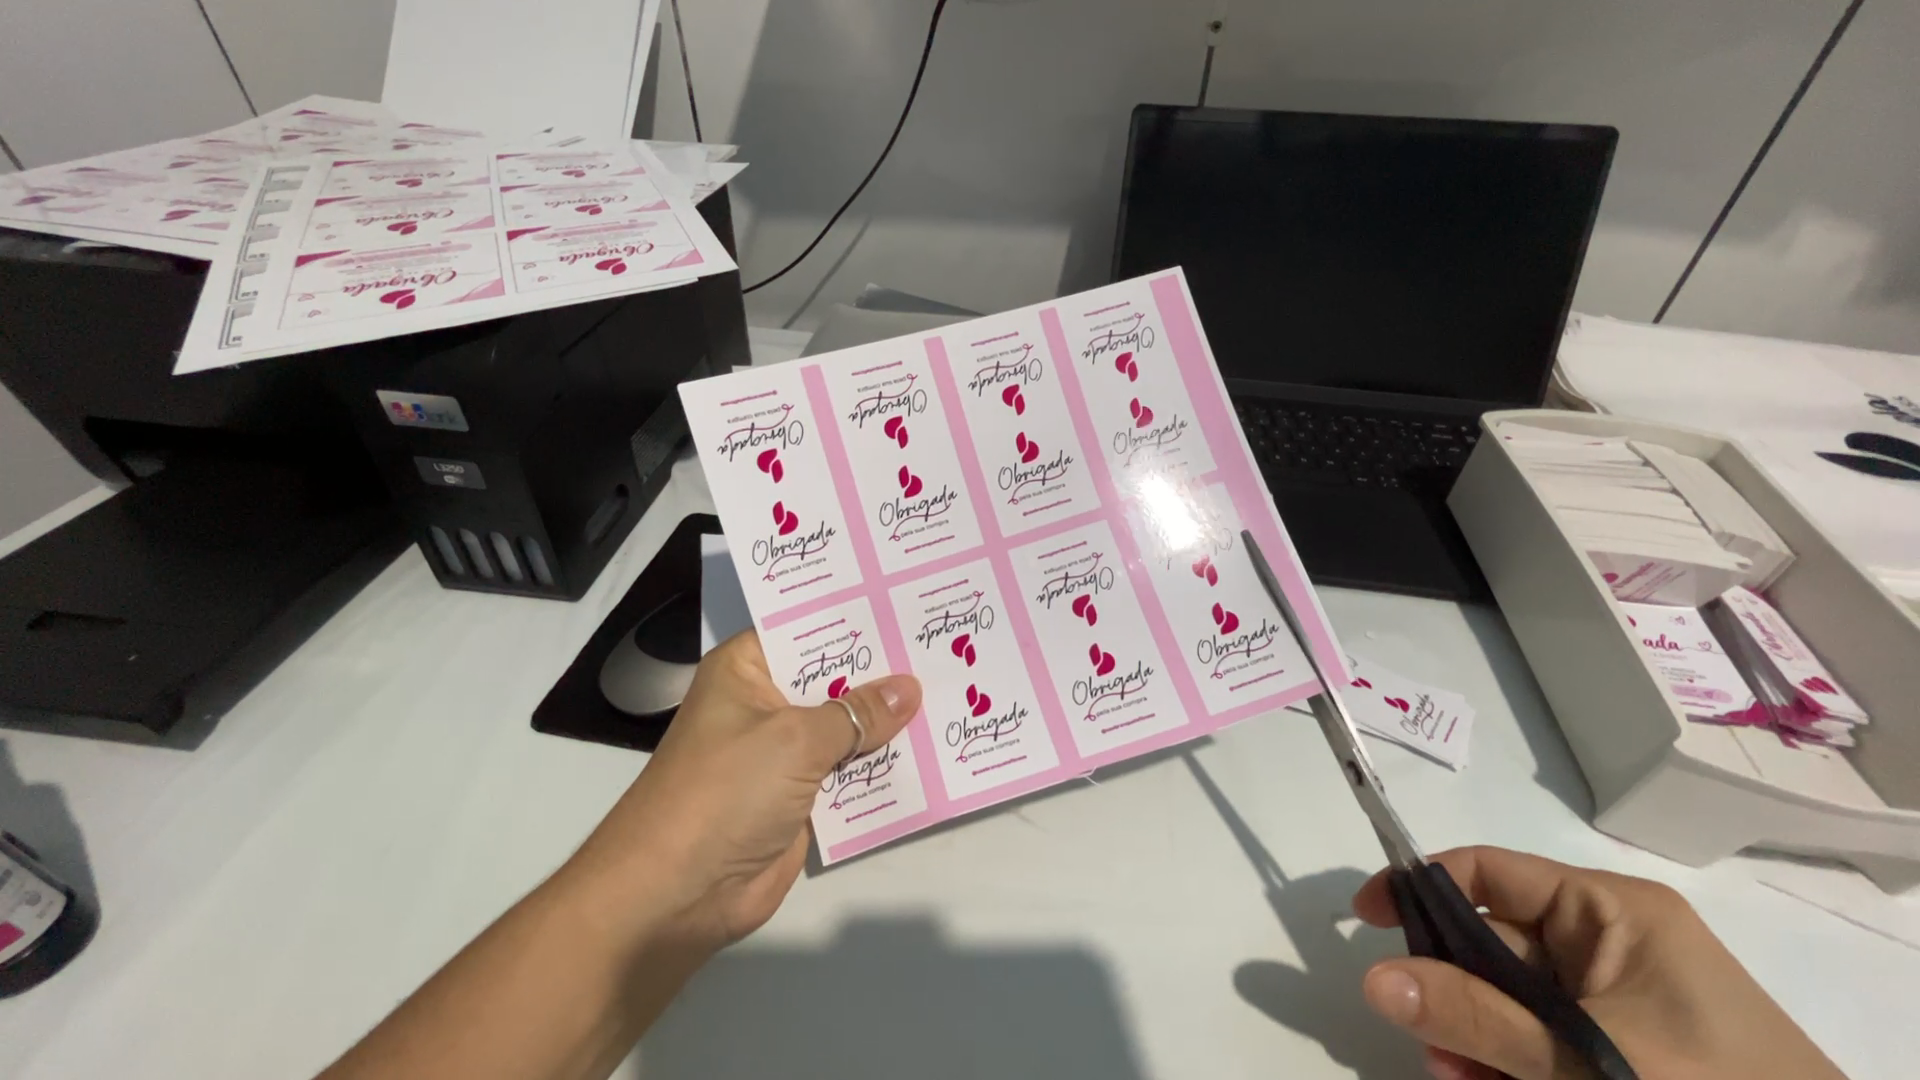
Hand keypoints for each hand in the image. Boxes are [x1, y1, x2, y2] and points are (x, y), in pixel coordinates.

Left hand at [566, 630, 919, 948]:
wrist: (676, 894)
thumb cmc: (726, 792)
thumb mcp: (796, 739)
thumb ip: (858, 713)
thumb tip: (910, 688)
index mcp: (748, 669)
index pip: (807, 629)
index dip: (856, 618)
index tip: (908, 603)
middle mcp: (765, 703)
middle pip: (833, 678)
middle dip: (883, 670)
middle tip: (944, 645)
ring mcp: (783, 753)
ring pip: (846, 726)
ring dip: (889, 720)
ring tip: (952, 690)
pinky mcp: (800, 797)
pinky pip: (849, 771)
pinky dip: (882, 765)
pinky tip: (933, 749)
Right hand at [1351, 847, 1846, 1079]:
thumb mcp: (1587, 1062)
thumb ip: (1478, 1018)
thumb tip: (1369, 977)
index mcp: (1609, 910)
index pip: (1486, 871)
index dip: (1418, 887)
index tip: (1365, 923)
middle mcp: (1609, 940)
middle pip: (1491, 942)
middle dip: (1449, 993)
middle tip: (1429, 1051)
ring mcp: (1620, 996)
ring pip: (1509, 998)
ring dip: (1473, 1039)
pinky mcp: (1628, 1046)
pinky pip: (1541, 1038)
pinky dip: (1509, 1063)